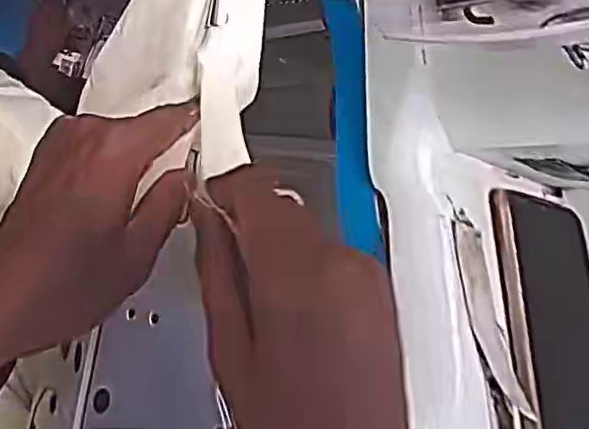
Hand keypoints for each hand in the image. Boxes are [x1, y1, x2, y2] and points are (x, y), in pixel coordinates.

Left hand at [0, 104, 196, 394]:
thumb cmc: (57, 286)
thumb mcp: (135, 256)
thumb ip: (169, 202)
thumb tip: (184, 175)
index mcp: (114, 150)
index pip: (171, 117)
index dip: (196, 123)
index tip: (212, 131)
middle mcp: (87, 132)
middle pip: (144, 125)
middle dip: (165, 149)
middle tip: (178, 185)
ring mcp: (63, 138)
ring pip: (119, 134)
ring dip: (135, 156)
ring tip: (137, 203)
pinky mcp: (49, 150)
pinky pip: (95, 142)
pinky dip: (109, 160)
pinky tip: (109, 200)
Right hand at [191, 165, 406, 428]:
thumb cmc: (299, 426)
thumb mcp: (232, 354)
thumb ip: (216, 272)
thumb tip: (207, 223)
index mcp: (295, 270)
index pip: (256, 187)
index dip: (227, 185)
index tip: (211, 194)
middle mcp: (338, 259)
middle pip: (282, 204)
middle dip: (251, 216)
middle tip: (226, 245)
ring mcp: (365, 272)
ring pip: (307, 226)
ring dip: (281, 241)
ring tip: (264, 295)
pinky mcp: (381, 286)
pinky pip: (333, 251)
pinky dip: (310, 262)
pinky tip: (298, 308)